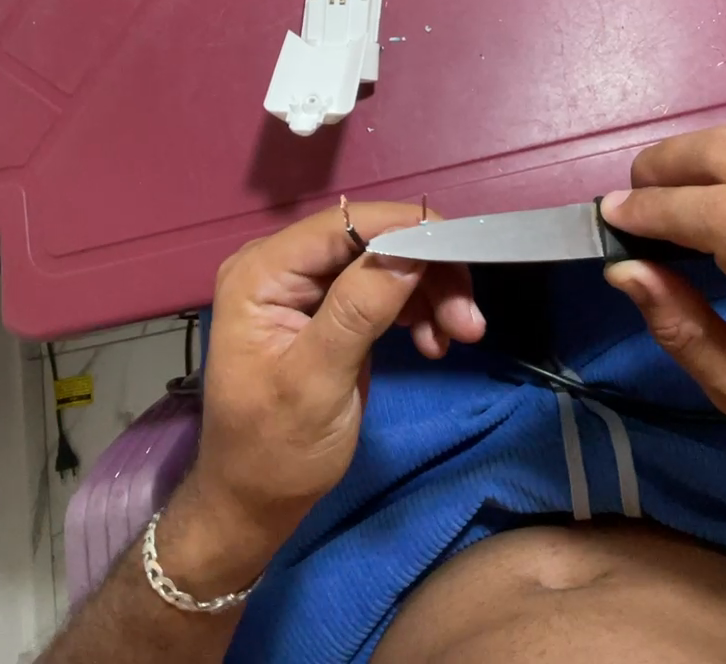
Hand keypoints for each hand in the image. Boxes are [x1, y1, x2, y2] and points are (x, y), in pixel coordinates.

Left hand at [182, 203, 482, 566]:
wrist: (257, 500)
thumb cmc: (275, 450)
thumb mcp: (315, 384)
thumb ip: (357, 311)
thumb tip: (409, 251)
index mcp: (261, 273)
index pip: (341, 226)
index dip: (404, 228)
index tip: (462, 250)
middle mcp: (282, 266)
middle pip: (369, 241)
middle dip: (425, 270)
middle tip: (469, 318)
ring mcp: (306, 287)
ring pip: (384, 263)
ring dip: (429, 293)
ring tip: (459, 334)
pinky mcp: (330, 308)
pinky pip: (382, 289)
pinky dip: (415, 310)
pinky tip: (433, 342)